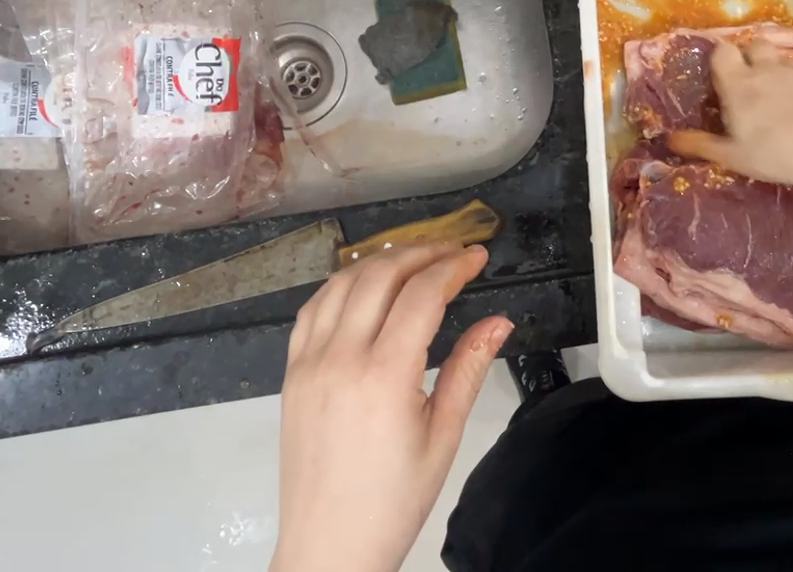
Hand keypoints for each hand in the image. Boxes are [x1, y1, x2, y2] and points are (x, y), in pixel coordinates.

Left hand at [272, 244, 512, 571]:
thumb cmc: (394, 499)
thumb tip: (501, 321)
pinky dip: (342, 283)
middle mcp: (341, 357)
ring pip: (342, 282)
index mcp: (384, 375)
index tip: (478, 256)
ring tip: (415, 259)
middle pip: (381, 275)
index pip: (422, 294)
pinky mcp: (291, 372)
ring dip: (382, 260)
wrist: (327, 547)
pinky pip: (312, 308)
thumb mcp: (443, 436)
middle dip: (422, 253)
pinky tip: (365, 284)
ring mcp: (309, 362)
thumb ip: (469, 368)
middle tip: (453, 251)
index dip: (454, 266)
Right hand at [669, 40, 792, 190]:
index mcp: (738, 84)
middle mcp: (765, 70)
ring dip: (775, 69)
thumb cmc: (770, 153)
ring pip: (781, 59)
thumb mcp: (730, 155)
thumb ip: (699, 144)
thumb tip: (669, 139)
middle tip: (749, 80)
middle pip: (755, 45)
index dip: (721, 57)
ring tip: (776, 94)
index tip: (721, 74)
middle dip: (750, 56)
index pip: (723, 51)